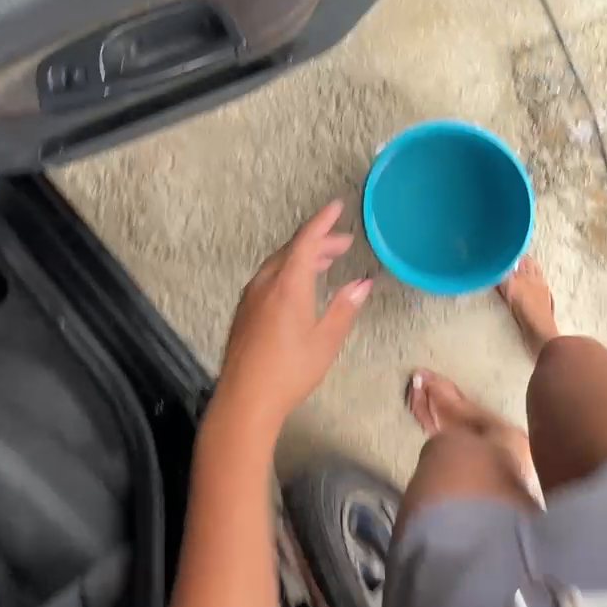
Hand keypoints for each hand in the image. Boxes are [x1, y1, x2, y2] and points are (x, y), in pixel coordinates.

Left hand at [214, 202, 372, 434]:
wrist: (244, 400)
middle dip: (319, 242)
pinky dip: (289, 270)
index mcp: (288, 284)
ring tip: (326, 261)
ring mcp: (252, 296)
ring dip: (303, 257)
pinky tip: (299, 285)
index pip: (307, 240)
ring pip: (279, 263)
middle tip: (343, 244)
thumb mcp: (325, 341)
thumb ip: (344, 308)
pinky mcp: (245, 310)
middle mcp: (266, 282)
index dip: (323, 221)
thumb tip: (363, 283)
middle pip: (293, 250)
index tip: (337, 206)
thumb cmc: (290, 371)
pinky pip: (270, 277)